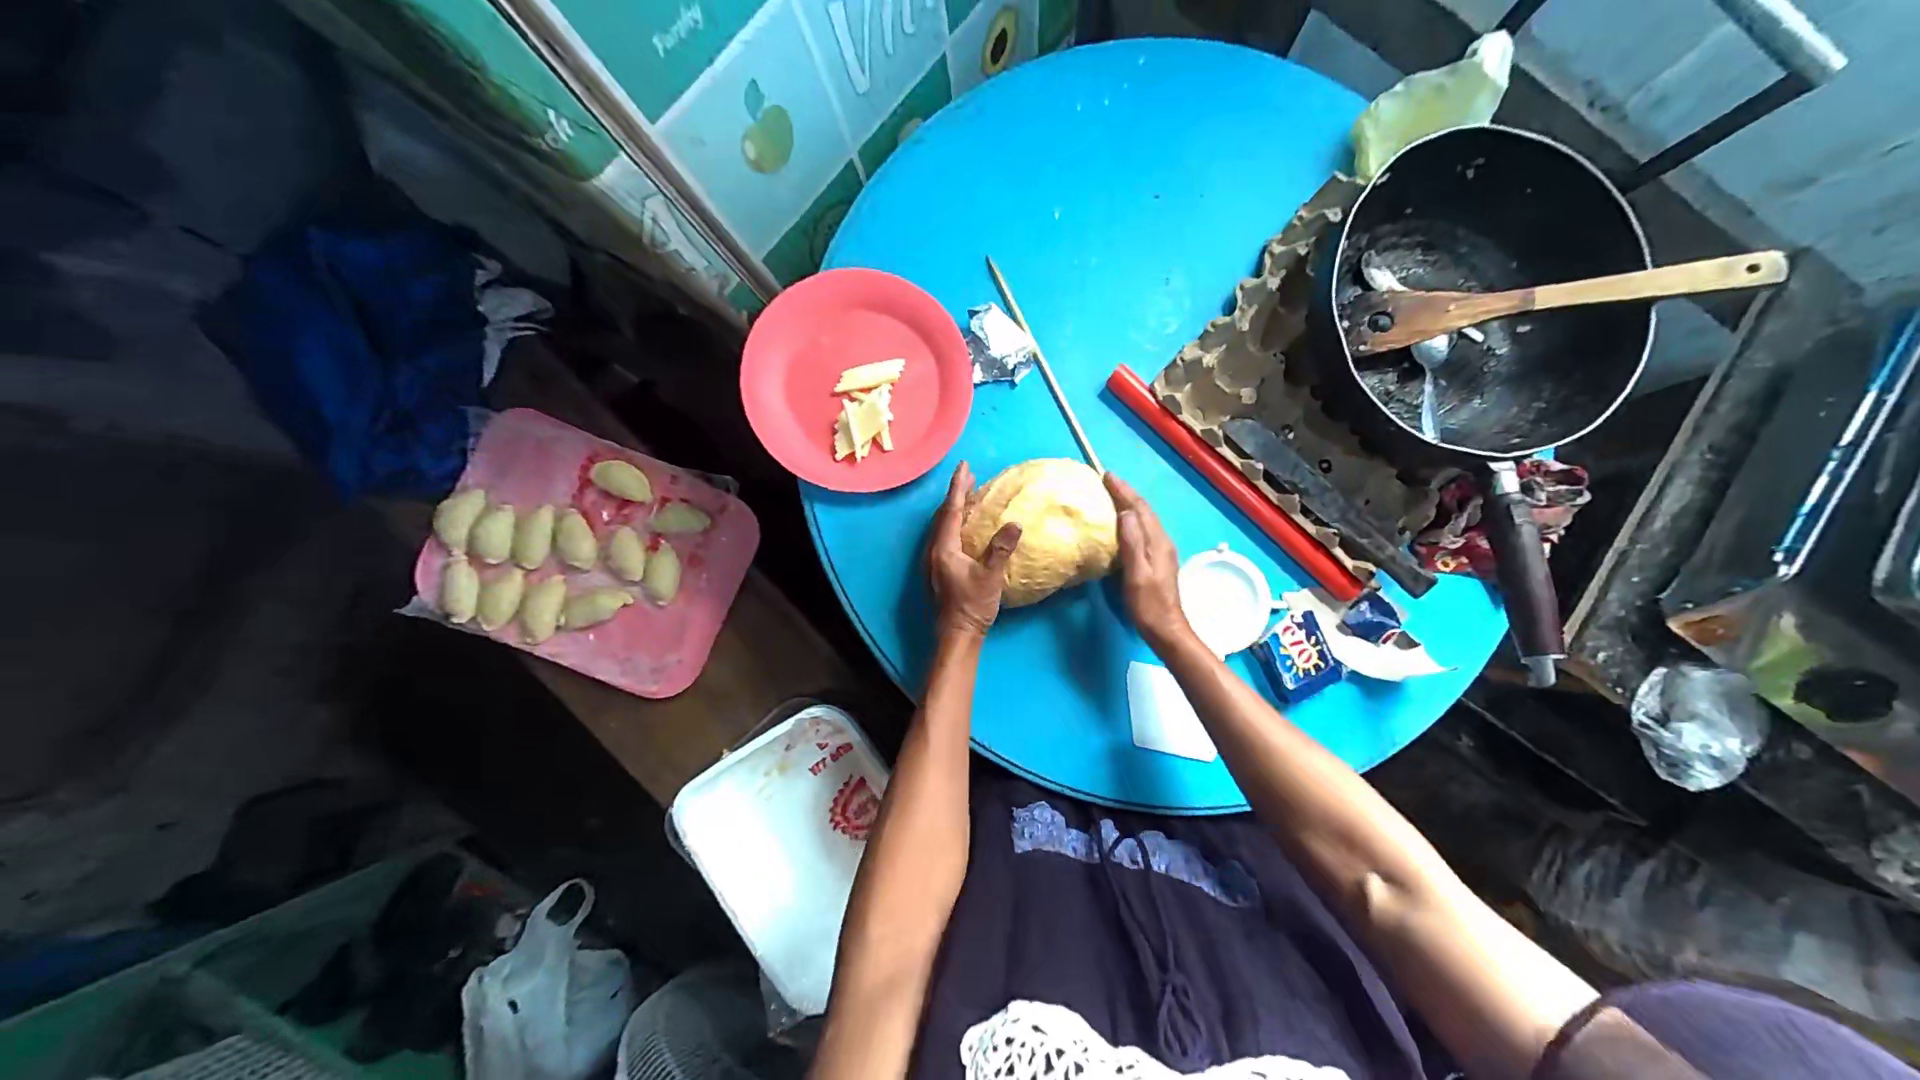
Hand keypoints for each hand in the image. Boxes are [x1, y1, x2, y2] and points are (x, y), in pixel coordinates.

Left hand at [928, 462, 1019, 638]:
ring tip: (969, 497)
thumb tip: (1014, 524)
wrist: (957, 635)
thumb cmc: (972, 606)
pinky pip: (944, 536)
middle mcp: (933, 551)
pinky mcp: (937, 569)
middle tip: (971, 478)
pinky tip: (966, 526)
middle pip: (943, 515)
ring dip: (954, 509)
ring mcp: (933, 561)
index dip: (958, 487)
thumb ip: (1000, 549)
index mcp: (943, 548)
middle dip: (956, 495)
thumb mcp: (990, 577)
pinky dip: (954, 523)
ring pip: (942, 526)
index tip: (964, 466)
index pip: (950, 510)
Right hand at [1104, 473, 1192, 650]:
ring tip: (1112, 496)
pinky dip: (1131, 519)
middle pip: (1144, 510)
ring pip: (1145, 519)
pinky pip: (1143, 530)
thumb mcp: (1137, 574)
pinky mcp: (1157, 559)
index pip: (1139, 508)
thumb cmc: (1148, 604)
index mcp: (1157, 542)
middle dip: (1126, 493)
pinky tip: (1121, 523)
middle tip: (1107, 481)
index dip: (1123, 491)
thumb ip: (1132, 543)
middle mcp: (1162, 541)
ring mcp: (1161, 550)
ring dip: (1129, 504)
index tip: (1106, 476)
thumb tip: (1125, 512)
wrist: (1166, 629)